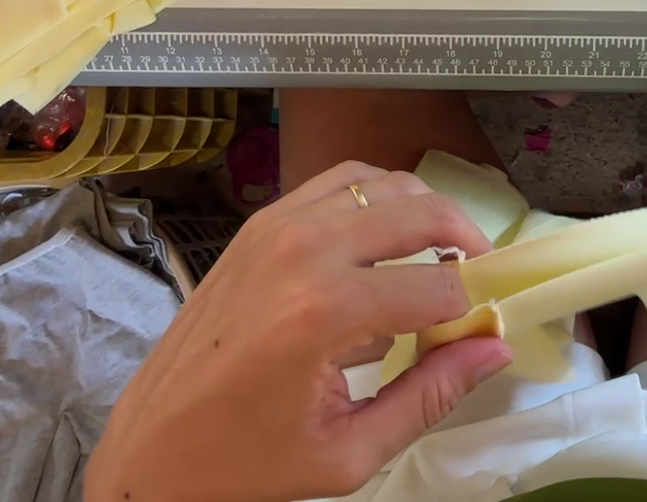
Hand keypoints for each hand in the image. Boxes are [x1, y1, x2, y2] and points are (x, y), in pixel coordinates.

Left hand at [85, 161, 511, 501]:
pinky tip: (382, 232)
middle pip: (419, 212)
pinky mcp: (261, 220)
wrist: (150, 453)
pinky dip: (375, 194)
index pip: (435, 288)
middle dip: (464, 238)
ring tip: (436, 248)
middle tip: (477, 272)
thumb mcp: (348, 452)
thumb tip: (497, 348)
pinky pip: (338, 179)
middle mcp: (304, 247)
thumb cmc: (247, 467)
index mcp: (323, 311)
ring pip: (382, 181)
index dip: (471, 308)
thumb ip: (431, 394)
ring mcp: (278, 223)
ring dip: (422, 207)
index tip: (480, 328)